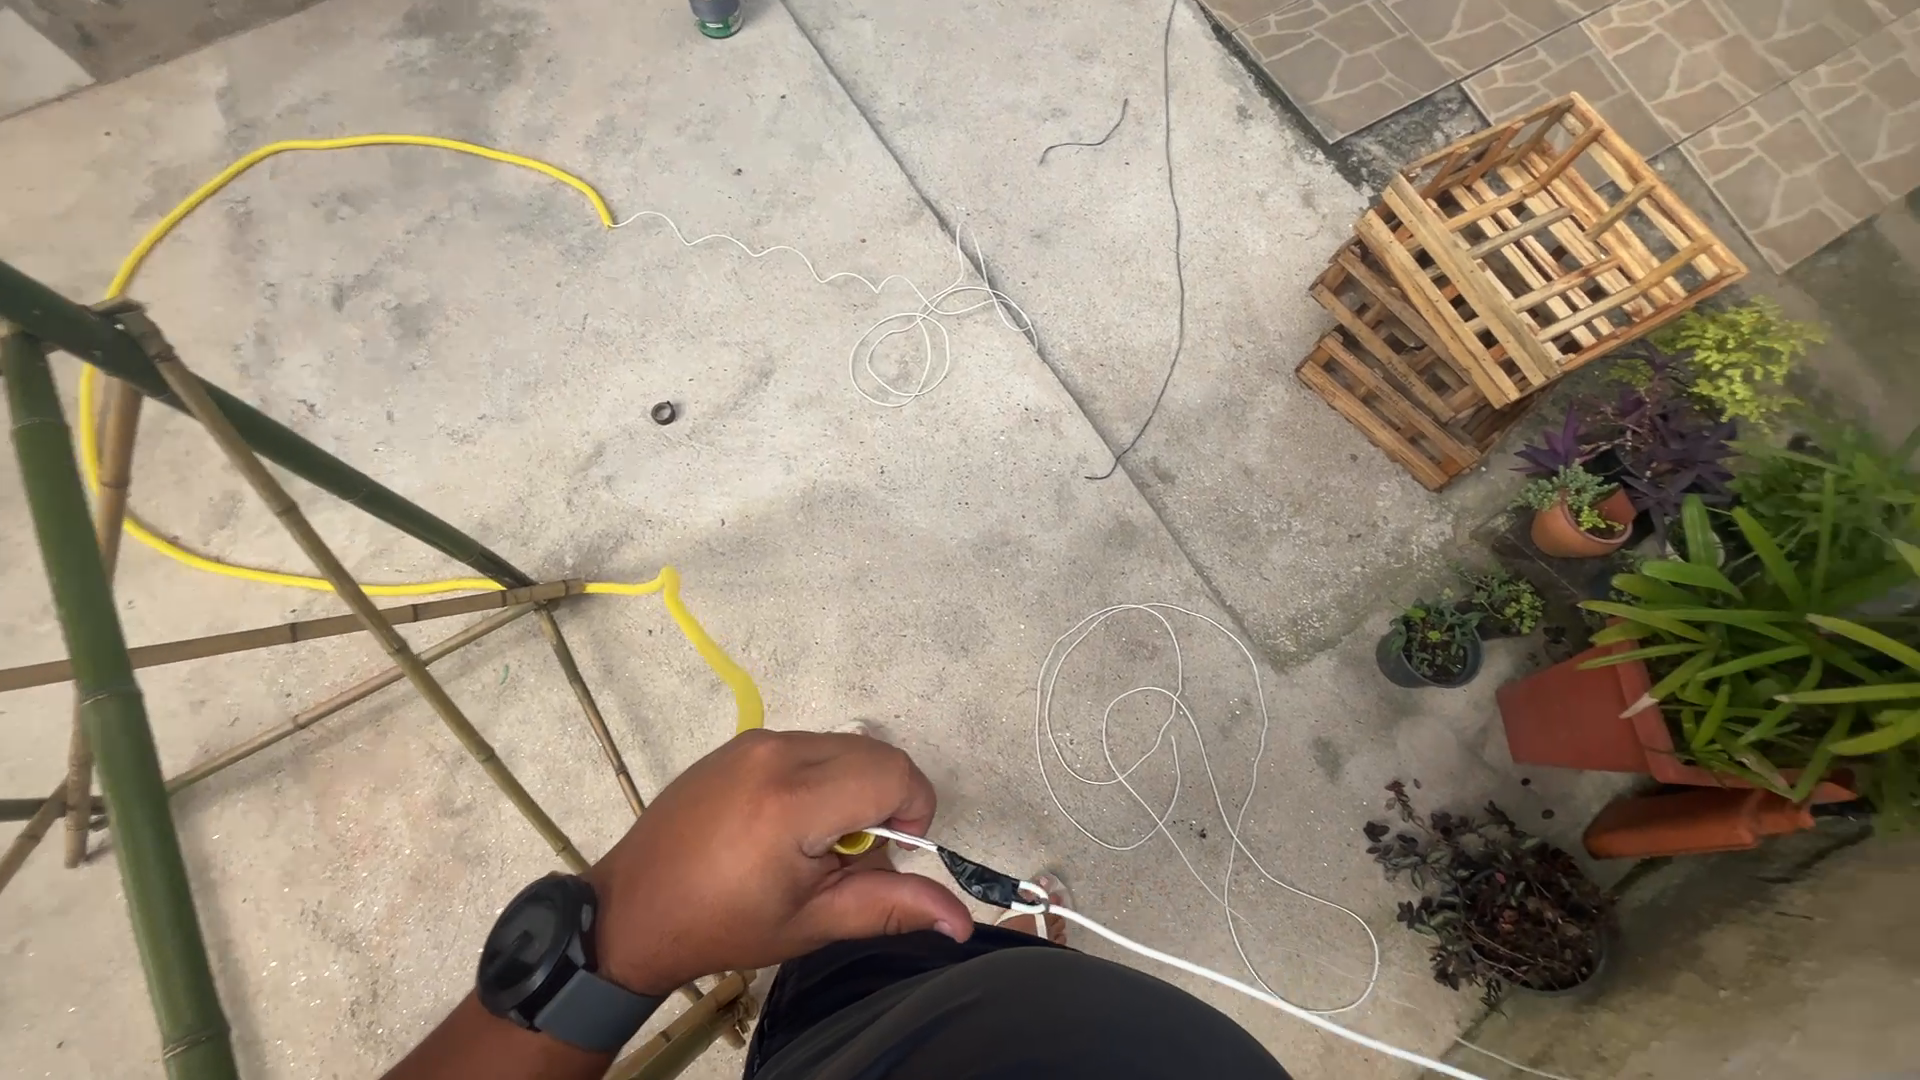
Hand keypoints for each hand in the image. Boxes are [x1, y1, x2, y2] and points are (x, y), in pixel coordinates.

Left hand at [584, 729, 973, 994]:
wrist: (631, 907)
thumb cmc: (721, 924)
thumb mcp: (810, 924)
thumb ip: (890, 907)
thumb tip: (959, 918)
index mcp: (793, 801)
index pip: (893, 773)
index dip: (913, 810)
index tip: (887, 853)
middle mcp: (778, 752)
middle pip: (877, 754)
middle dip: (886, 800)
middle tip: (850, 854)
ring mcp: (759, 739)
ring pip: (848, 746)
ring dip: (855, 786)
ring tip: (816, 838)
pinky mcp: (746, 738)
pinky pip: (814, 744)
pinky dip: (825, 775)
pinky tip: (790, 820)